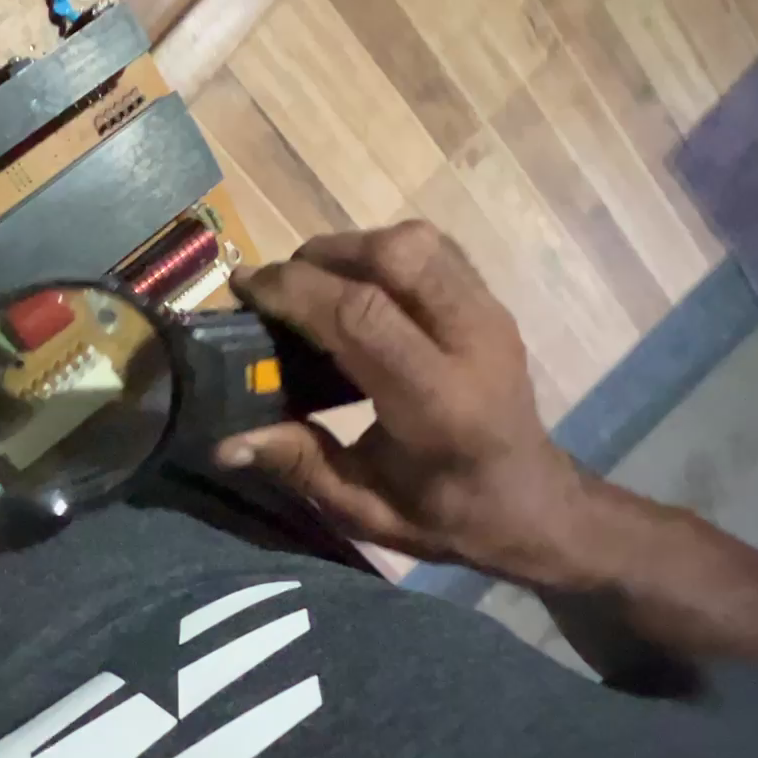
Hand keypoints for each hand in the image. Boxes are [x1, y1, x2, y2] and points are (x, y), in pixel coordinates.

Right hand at [216, 222, 593, 585]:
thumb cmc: (445, 515)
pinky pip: (432, 249)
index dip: (296, 291)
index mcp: (439, 404)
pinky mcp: (491, 303)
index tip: (245, 287)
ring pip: (416, 242)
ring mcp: (490, 315)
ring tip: (310, 284)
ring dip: (350, 249)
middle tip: (275, 287)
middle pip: (397, 256)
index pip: (362, 316)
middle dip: (321, 257)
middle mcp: (472, 344)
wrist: (532, 503)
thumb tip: (225, 442)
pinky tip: (353, 285)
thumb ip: (299, 465)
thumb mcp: (364, 509)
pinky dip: (379, 253)